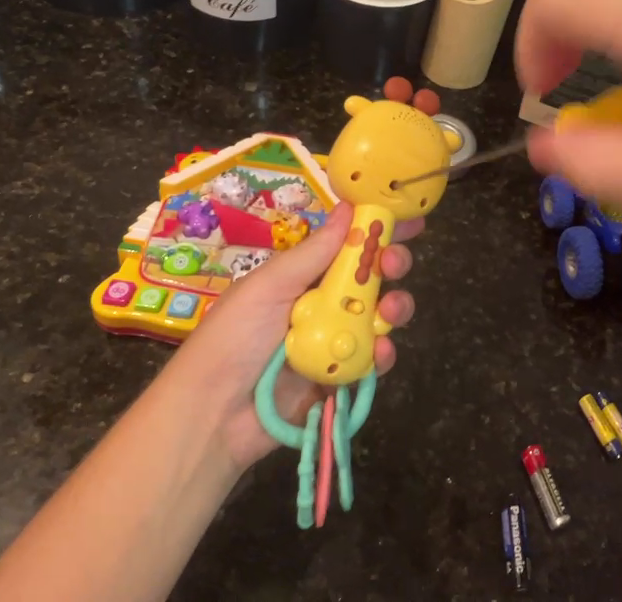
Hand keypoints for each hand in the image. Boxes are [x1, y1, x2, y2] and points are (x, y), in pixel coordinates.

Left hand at [171, 204, 419, 470]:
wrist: (213, 415)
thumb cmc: (233, 339)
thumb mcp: (267, 286)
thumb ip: (313, 252)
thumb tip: (349, 206)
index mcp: (301, 277)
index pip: (345, 246)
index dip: (376, 231)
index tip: (408, 218)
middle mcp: (322, 304)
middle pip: (370, 277)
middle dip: (390, 264)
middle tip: (395, 263)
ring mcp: (335, 341)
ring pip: (379, 316)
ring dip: (395, 307)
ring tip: (391, 311)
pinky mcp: (343, 377)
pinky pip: (374, 360)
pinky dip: (384, 354)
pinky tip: (380, 351)